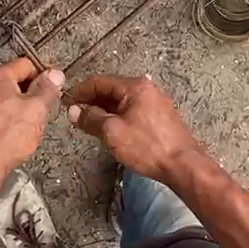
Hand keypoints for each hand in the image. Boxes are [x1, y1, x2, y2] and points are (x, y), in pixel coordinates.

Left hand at [0, 58, 64, 173]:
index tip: (50, 94)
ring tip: (27, 124)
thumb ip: (47, 88)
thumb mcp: (36, 109)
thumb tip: (55, 73)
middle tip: (40, 110)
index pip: (26, 64)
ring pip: (4, 95)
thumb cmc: (10, 136)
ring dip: (18, 105)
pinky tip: (11, 132)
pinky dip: (5, 115)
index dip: (42, 77)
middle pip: (13, 79)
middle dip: (29, 92)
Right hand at [65, 74, 205, 181]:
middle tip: (74, 114)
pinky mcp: (159, 118)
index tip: (65, 101)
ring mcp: (154, 103)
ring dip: (103, 110)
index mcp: (135, 87)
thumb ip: (91, 118)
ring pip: (121, 102)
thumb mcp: (113, 132)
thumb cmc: (147, 146)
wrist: (184, 166)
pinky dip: (116, 117)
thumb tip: (73, 110)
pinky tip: (109, 129)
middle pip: (111, 90)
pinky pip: (131, 111)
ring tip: (87, 123)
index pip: (100, 82)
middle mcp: (146, 90)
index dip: (80, 91)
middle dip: (91, 101)